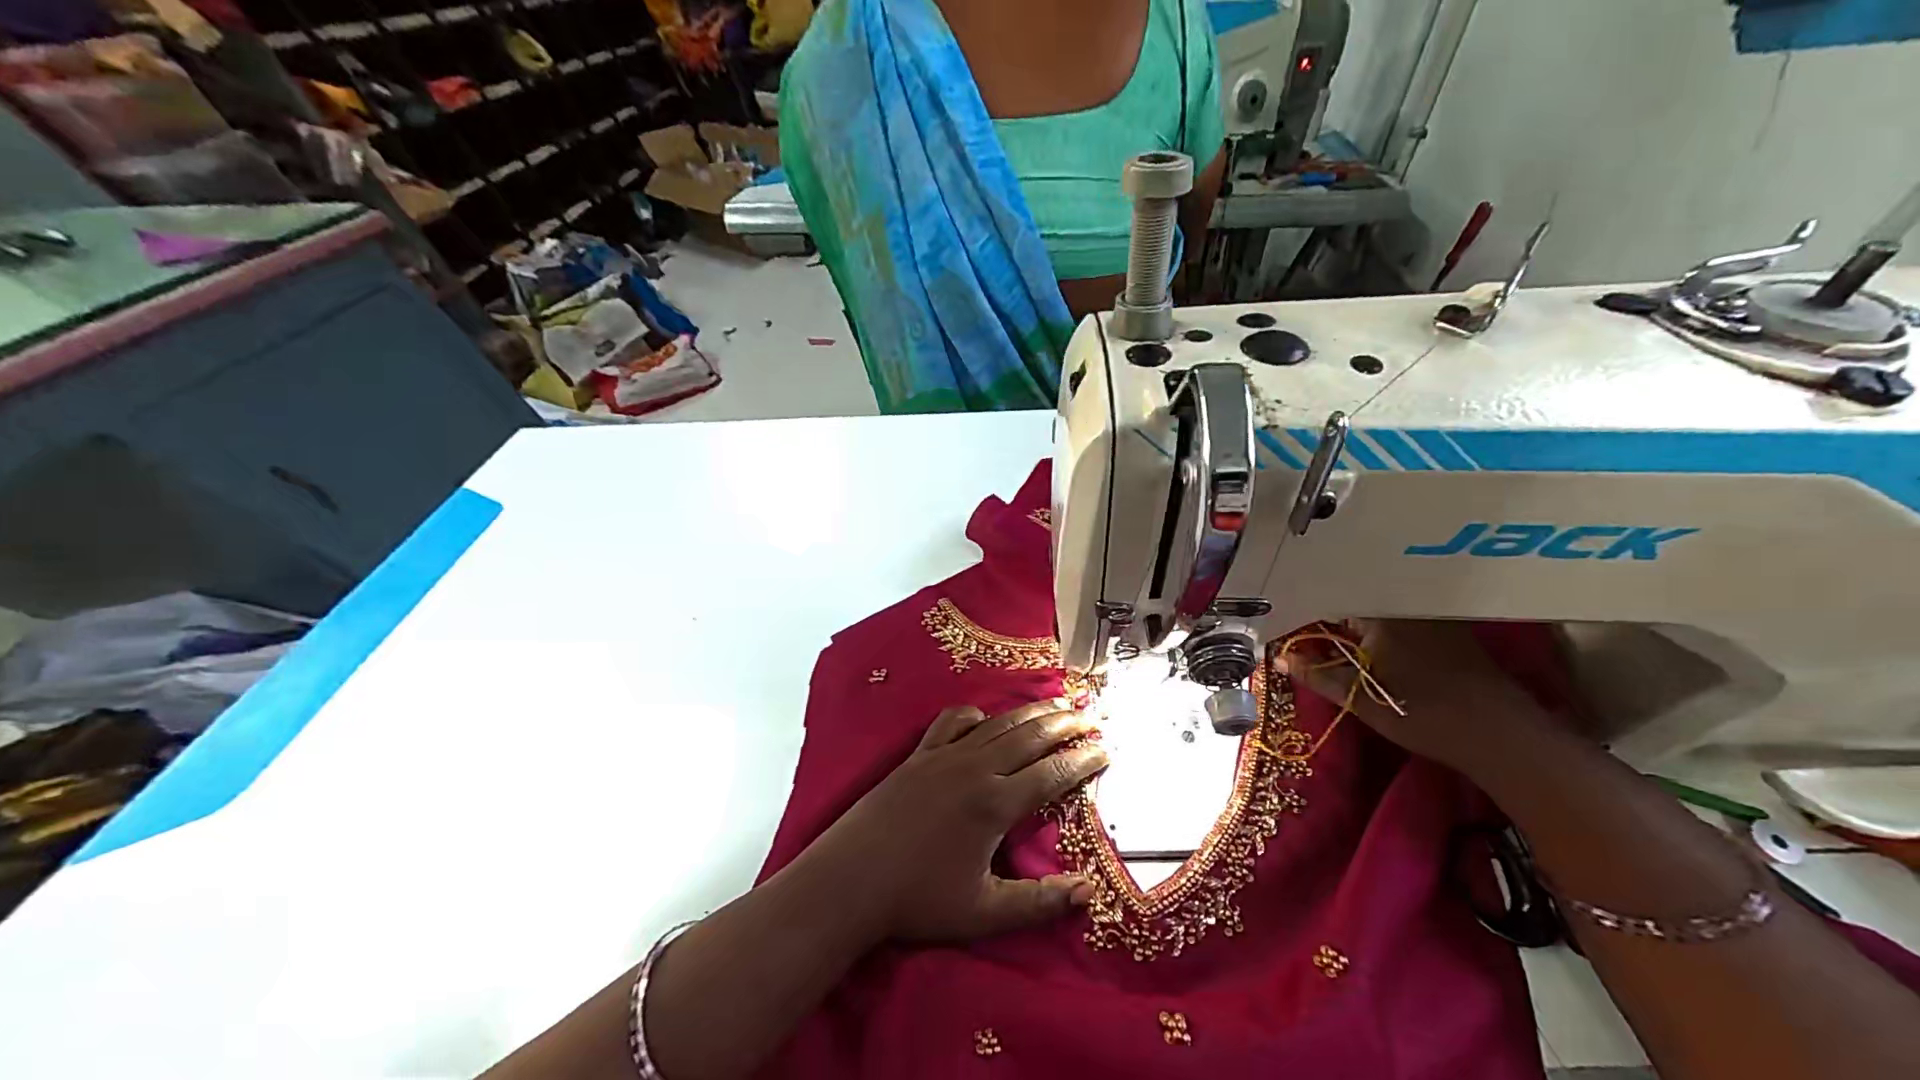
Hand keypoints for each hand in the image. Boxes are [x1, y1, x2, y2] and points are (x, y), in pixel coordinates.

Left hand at [797, 698, 1107, 944]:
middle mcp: (974, 769)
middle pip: (1030, 736)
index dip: (1083, 759)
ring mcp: (944, 757)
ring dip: (1031, 712)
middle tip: (1091, 716)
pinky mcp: (918, 755)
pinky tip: (984, 718)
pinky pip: (951, 722)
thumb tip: (1088, 891)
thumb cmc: (917, 900)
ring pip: (998, 724)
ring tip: (1056, 704)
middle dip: (1065, 724)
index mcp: (994, 804)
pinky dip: (975, 715)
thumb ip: (1039, 902)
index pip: (1052, 773)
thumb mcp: (984, 913)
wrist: (850, 879)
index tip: (1106, 749)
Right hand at [1279, 620, 1557, 773]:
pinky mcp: (1445, 629)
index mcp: (1381, 613)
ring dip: (1349, 621)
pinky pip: (1397, 618)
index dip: (1302, 611)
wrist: (1503, 737)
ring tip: (1324, 637)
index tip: (1280, 623)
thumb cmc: (1425, 716)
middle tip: (1297, 630)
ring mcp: (1428, 615)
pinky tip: (1363, 646)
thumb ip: (1317, 675)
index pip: (1328, 598)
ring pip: (1375, 609)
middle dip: (1323, 614)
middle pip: (1352, 600)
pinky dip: (1375, 628)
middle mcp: (1405, 605)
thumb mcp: (1361, 700)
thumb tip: (1279, 658)